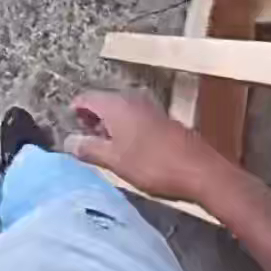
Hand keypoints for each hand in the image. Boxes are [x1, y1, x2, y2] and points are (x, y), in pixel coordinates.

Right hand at [64, 90, 230, 204]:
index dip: (75, 112)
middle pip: (102, 102)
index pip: (84, 98)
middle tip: (89, 141)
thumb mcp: (114, 161)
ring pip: (120, 110)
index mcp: (114, 104)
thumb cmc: (153, 164)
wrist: (203, 172)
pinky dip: (128, 128)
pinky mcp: (164, 119)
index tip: (72, 129)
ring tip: (109, 148)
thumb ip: (88, 149)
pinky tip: (133, 149)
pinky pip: (136, 117)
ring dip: (111, 125)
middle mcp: (130, 99)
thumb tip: (67, 142)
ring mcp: (150, 107)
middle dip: (92, 119)